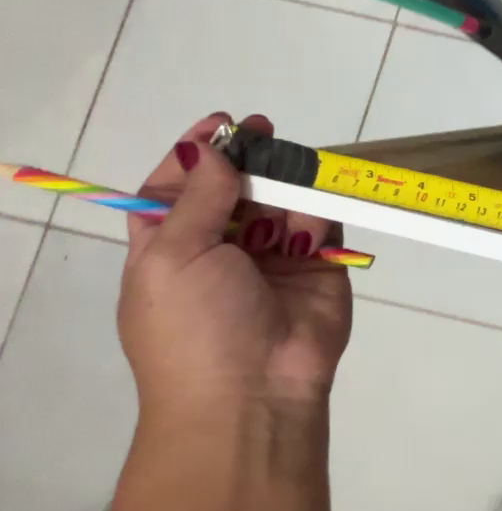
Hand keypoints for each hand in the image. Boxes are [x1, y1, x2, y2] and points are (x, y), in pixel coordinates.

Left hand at [118, 113, 352, 417]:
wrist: (254, 386)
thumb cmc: (194, 326)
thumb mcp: (173, 259)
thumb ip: (198, 200)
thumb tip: (215, 152)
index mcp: (169, 249)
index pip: (176, 189)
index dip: (195, 155)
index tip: (219, 124)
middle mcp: (222, 247)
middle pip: (237, 187)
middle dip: (250, 159)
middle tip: (265, 130)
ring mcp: (274, 254)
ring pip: (283, 199)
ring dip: (288, 183)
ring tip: (296, 171)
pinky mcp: (321, 262)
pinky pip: (323, 221)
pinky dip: (322, 210)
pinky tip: (318, 212)